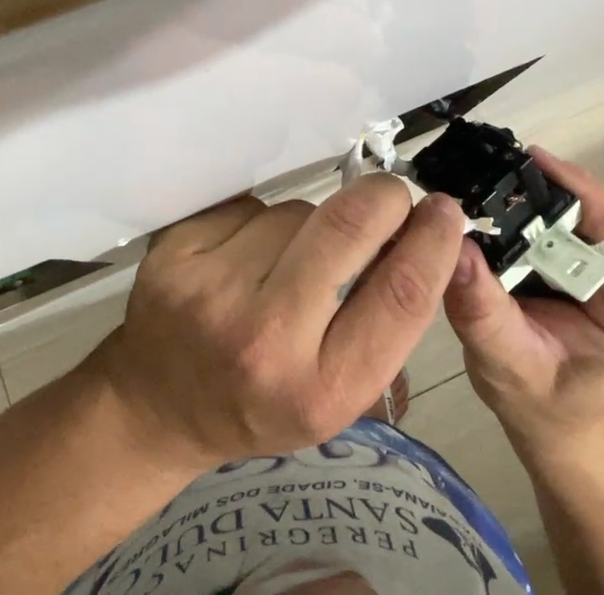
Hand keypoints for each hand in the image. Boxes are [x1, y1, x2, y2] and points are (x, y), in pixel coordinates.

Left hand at [88, 174, 466, 466]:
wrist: (158, 405)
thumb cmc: (262, 404)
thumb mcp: (338, 394)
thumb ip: (384, 322)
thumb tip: (423, 231)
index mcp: (322, 389)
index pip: (401, 294)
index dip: (434, 241)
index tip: (444, 213)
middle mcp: (266, 339)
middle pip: (353, 224)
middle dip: (385, 198)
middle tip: (390, 200)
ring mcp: (212, 289)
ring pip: (299, 210)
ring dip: (315, 221)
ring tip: (292, 259)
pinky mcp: (176, 251)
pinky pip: (252, 206)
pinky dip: (265, 220)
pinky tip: (247, 255)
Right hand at [444, 147, 603, 450]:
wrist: (556, 421)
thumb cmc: (533, 400)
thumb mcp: (499, 358)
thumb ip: (481, 306)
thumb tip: (456, 245)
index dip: (579, 193)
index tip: (528, 161)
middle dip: (562, 193)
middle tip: (505, 172)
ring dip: (562, 200)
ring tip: (512, 185)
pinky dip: (567, 215)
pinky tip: (531, 210)